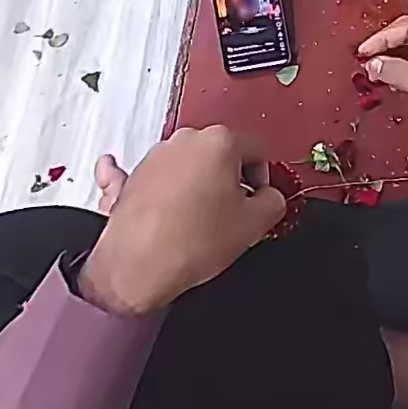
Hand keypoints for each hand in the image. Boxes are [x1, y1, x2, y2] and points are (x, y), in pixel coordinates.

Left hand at [78, 126, 283, 315]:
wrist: (135, 268)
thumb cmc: (193, 242)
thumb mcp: (256, 224)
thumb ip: (274, 200)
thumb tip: (269, 197)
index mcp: (220, 141)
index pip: (256, 151)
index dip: (262, 178)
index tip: (258, 199)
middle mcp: (186, 140)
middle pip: (221, 155)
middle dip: (229, 179)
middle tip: (231, 211)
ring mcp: (155, 156)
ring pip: (190, 165)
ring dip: (198, 185)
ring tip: (198, 220)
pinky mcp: (132, 176)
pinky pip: (150, 174)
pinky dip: (156, 183)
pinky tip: (156, 195)